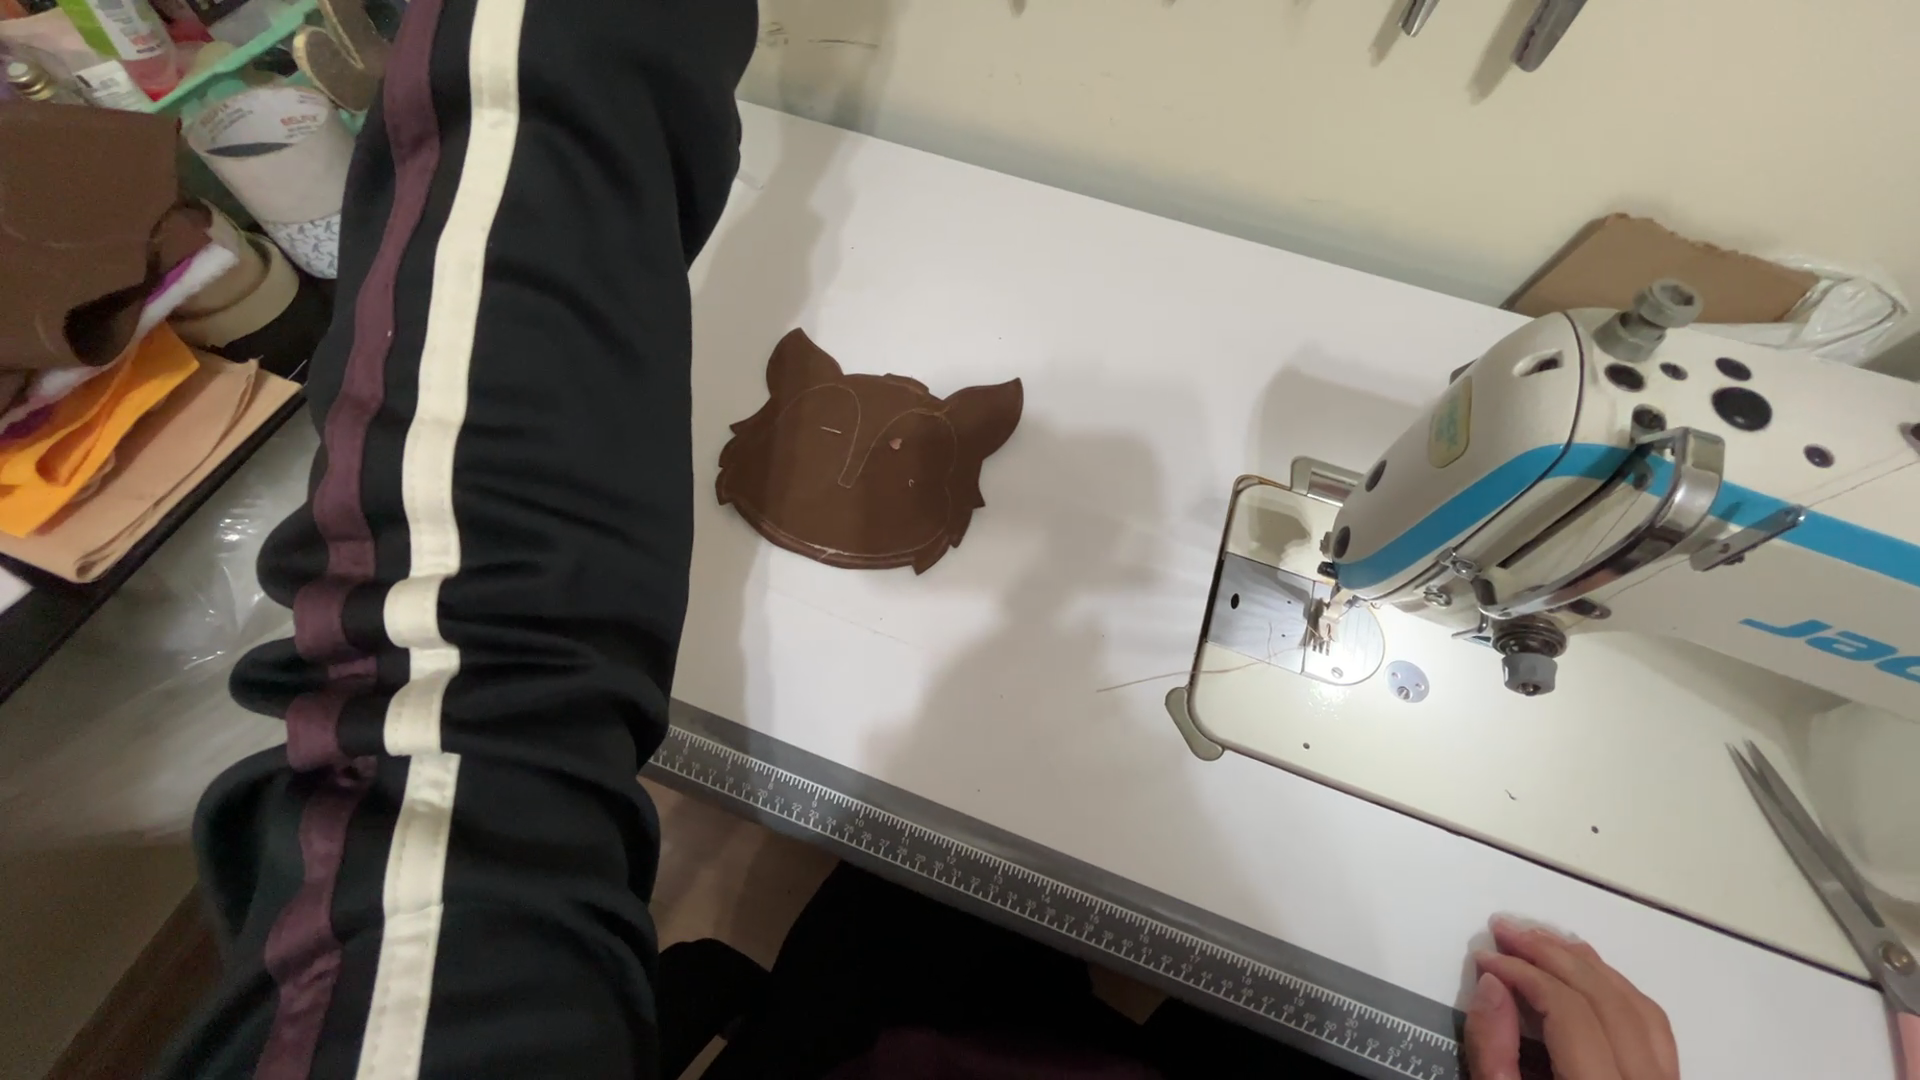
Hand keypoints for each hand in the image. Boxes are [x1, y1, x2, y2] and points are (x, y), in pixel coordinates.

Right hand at [1464, 916, 1678, 1079]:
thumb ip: (1493, 1047)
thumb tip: (1493, 980)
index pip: (1571, 1013)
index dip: (1524, 973)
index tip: (1483, 956)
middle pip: (1609, 1002)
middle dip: (1552, 954)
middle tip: (1504, 927)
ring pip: (1641, 1010)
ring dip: (1586, 963)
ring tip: (1540, 938)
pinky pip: (1654, 1028)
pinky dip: (1614, 988)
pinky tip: (1581, 970)